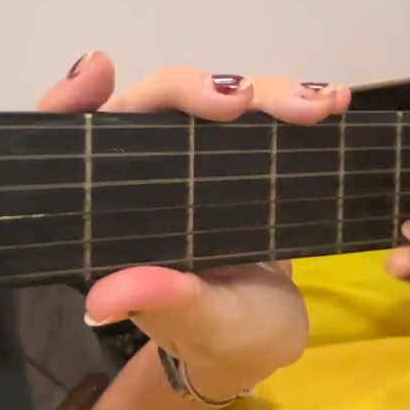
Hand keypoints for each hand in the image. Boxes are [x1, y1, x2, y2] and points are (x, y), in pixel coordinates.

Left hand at [38, 52, 351, 395]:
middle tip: (243, 100)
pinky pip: (265, 117)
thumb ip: (165, 306)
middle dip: (195, 89)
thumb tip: (104, 300)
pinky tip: (334, 101)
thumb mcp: (200, 328)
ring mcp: (200, 163)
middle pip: (156, 107)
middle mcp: (151, 179)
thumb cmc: (224, 339)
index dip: (75, 102)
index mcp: (118, 217)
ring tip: (320, 105)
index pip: (79, 146)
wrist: (273, 337)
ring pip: (217, 101)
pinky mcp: (247, 158)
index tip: (99, 70)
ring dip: (266, 92)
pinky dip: (297, 103)